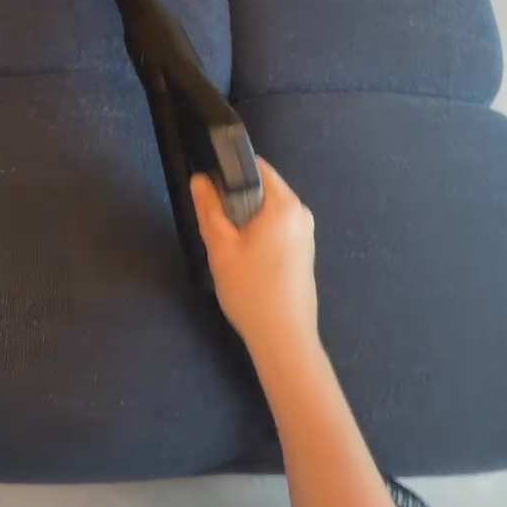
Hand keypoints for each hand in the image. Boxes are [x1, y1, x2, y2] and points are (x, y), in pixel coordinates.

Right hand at [190, 158, 319, 356]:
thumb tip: (200, 179)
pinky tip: (244, 260)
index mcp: (285, 205)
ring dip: (245, 219)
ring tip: (227, 245)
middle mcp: (301, 214)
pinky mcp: (304, 254)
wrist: (284, 339)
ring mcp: (306, 235)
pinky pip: (277, 229)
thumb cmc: (251, 289)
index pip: (257, 167)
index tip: (209, 188)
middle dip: (236, 199)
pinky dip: (258, 234)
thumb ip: (209, 208)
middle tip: (214, 223)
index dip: (230, 170)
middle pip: (262, 189)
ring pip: (268, 211)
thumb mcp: (221, 246)